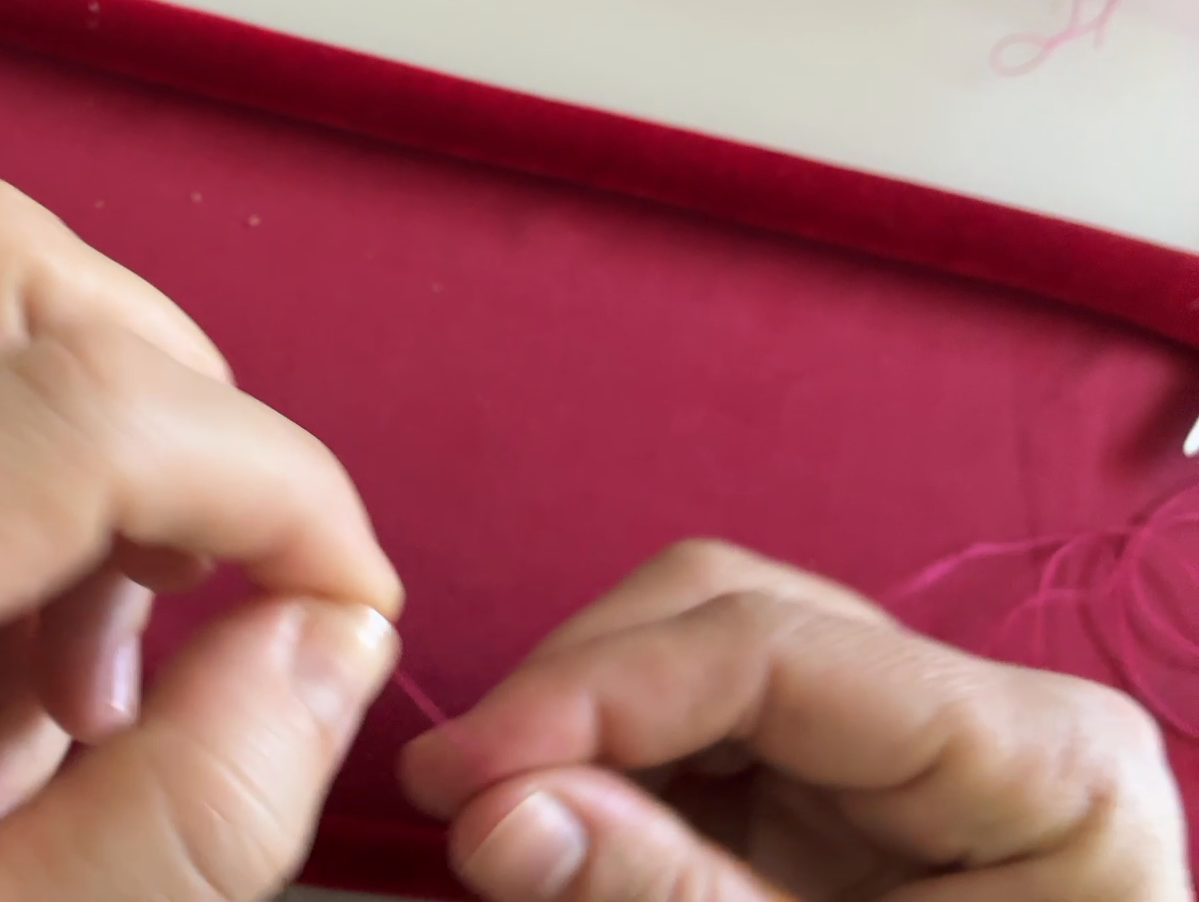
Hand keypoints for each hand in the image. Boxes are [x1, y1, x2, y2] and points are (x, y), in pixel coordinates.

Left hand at [0, 176, 402, 901]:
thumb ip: (185, 825)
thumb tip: (336, 634)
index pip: (67, 413)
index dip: (266, 476)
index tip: (348, 593)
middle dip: (166, 389)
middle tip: (194, 575)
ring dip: (125, 445)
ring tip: (98, 665)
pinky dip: (77, 484)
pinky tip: (43, 659)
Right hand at [401, 542, 1190, 900]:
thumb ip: (672, 901)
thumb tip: (491, 820)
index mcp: (1025, 750)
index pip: (756, 645)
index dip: (588, 691)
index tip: (464, 768)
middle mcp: (938, 698)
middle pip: (700, 613)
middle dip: (565, 694)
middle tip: (460, 782)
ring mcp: (865, 720)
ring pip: (666, 642)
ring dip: (563, 724)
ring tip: (497, 807)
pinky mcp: (803, 759)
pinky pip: (666, 713)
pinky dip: (589, 757)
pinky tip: (555, 813)